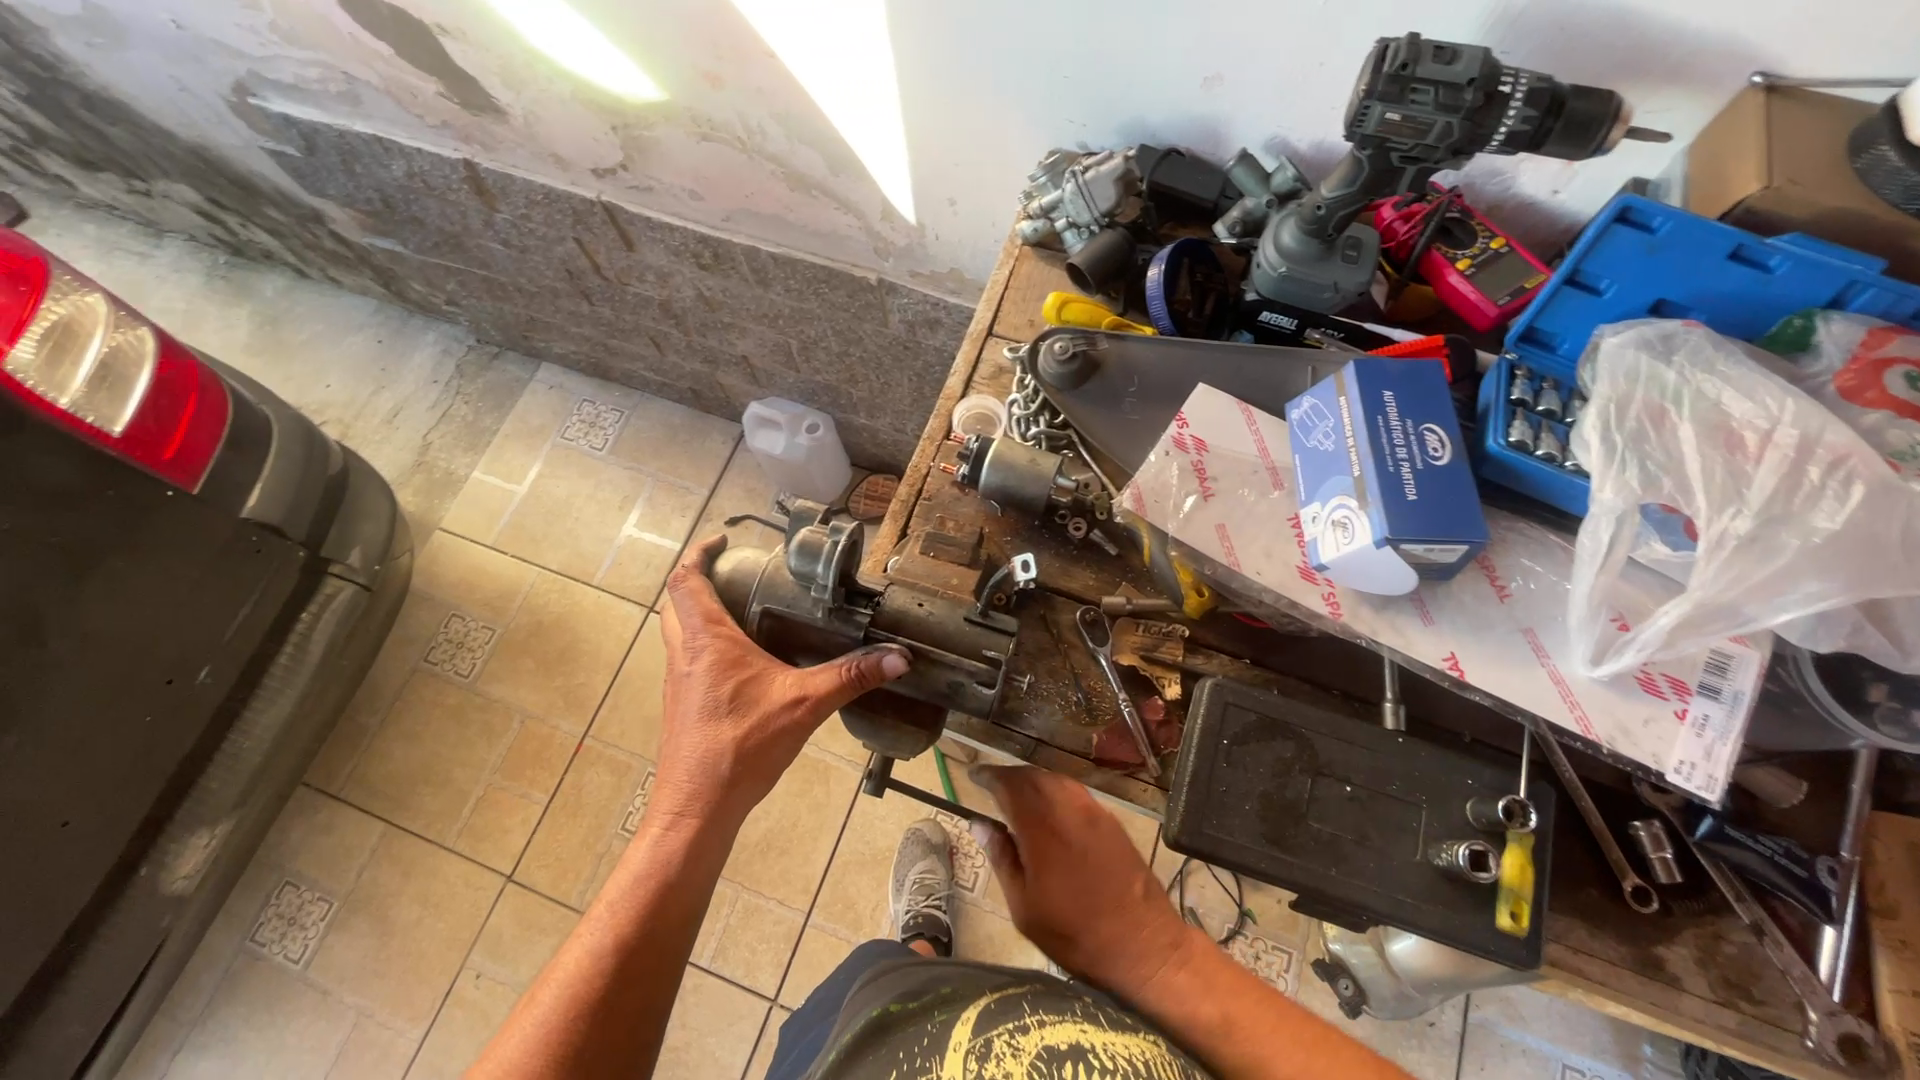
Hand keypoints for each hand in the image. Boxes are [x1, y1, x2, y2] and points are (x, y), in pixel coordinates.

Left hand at [653, 535, 909, 825]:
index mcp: (706, 641)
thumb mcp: (804, 705)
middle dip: (698, 580)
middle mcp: (685, 654)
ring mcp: (679, 681)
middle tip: (736, 573)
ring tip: (740, 609)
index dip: (700, 553)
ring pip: (677, 632)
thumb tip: (898, 657)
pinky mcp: (682, 705)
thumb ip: (850, 677)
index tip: (722, 540)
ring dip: (697, 613)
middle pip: (676, 602)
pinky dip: (704, 645)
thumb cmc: (741, 747)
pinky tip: (740, 663)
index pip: (686, 580)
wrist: (697, 806)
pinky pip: (687, 660)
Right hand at [969, 766, 1200, 993]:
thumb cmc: (1075, 935)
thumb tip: (980, 824)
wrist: (1143, 945)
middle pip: (1035, 777)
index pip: (1011, 786)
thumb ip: (1002, 859)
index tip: (974, 775)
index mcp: (1043, 830)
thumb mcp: (1025, 907)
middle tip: (992, 784)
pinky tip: (1050, 808)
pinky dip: (1056, 790)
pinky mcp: (1113, 823)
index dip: (990, 776)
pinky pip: (1077, 793)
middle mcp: (1070, 811)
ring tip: (1018, 794)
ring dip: (1034, 780)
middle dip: (1010, 776)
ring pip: (1058, 780)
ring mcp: (1096, 814)